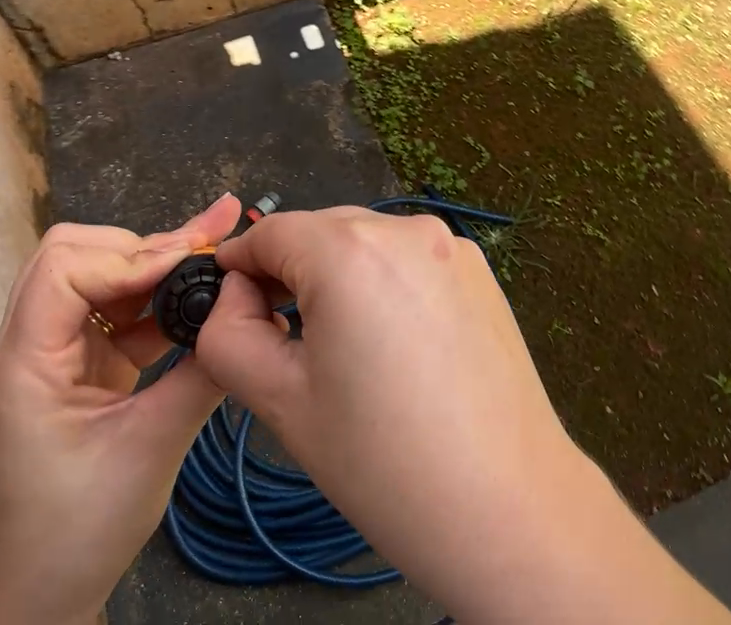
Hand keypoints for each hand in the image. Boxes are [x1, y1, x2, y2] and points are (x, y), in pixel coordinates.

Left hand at [0, 194, 242, 624]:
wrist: (44, 591)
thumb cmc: (81, 527)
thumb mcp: (152, 446)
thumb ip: (200, 374)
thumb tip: (247, 317)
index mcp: (26, 364)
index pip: (64, 270)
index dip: (131, 255)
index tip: (194, 262)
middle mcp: (32, 347)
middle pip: (75, 256)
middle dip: (145, 246)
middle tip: (210, 244)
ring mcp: (56, 357)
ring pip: (99, 278)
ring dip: (156, 264)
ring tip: (217, 248)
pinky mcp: (81, 370)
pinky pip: (118, 314)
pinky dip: (159, 298)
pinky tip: (200, 293)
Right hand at [198, 208, 730, 622]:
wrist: (503, 501)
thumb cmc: (382, 459)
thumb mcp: (278, 399)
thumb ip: (228, 333)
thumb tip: (236, 295)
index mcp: (351, 251)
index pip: (271, 231)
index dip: (238, 265)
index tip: (226, 303)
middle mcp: (407, 230)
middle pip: (322, 231)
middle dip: (289, 271)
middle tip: (277, 335)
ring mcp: (453, 247)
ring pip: (369, 244)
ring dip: (338, 277)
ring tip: (337, 346)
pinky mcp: (481, 273)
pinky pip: (411, 261)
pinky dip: (386, 284)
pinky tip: (392, 345)